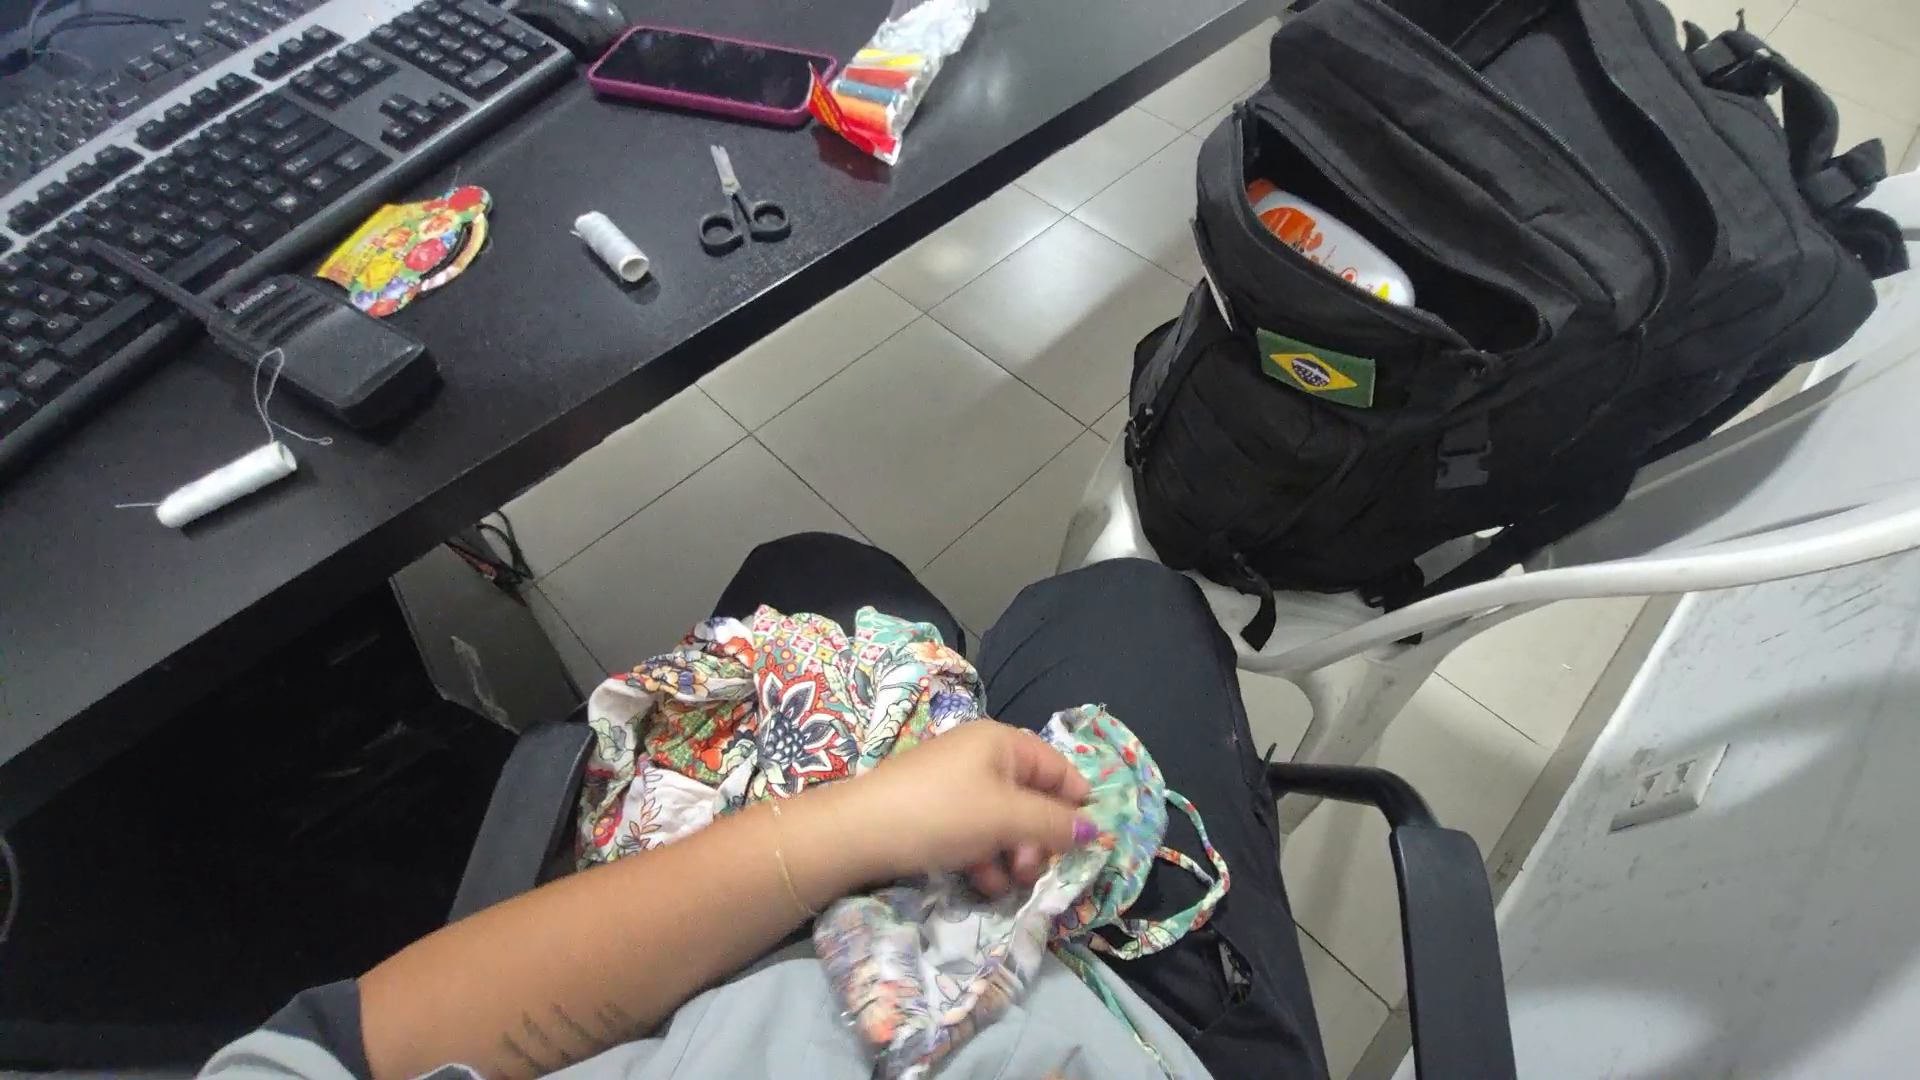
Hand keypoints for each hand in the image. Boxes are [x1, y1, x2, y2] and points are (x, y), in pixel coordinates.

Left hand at [833, 721, 1093, 897]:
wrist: (860, 831)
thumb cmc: (942, 813)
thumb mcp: (1006, 818)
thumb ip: (1054, 824)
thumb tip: (1096, 829)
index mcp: (1002, 742)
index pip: (1057, 767)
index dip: (1076, 804)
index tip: (1087, 844)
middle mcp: (983, 755)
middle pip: (1032, 797)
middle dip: (1038, 838)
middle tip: (1030, 871)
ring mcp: (958, 782)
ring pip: (1006, 820)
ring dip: (1012, 853)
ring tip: (1002, 881)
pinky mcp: (938, 809)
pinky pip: (977, 830)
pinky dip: (984, 855)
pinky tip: (978, 880)